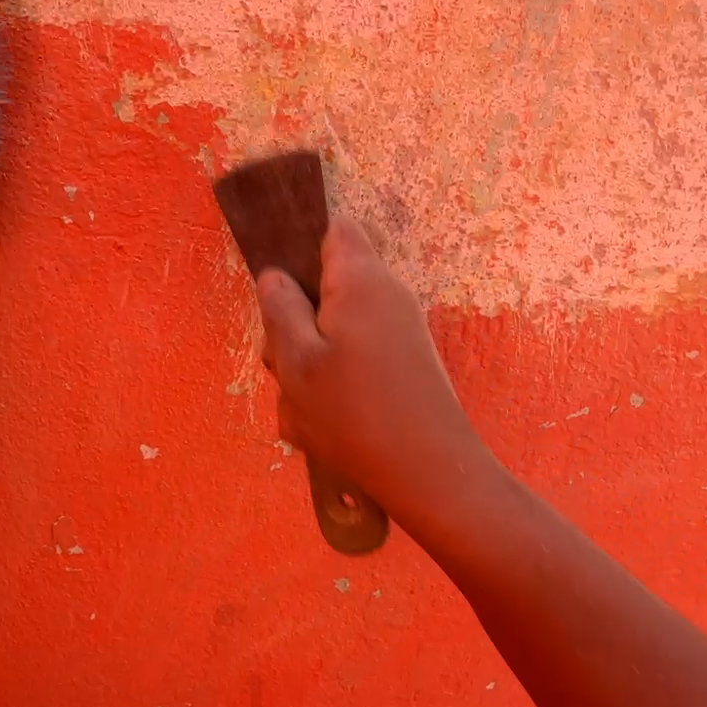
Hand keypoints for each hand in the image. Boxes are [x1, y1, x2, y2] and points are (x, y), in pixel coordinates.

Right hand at [254, 215, 490, 527]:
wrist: (432, 478)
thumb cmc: (356, 416)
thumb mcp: (297, 362)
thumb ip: (280, 310)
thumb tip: (274, 276)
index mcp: (361, 282)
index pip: (334, 229)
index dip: (300, 244)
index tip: (275, 284)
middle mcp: (386, 297)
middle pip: (326, 285)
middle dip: (295, 319)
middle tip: (284, 363)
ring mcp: (398, 333)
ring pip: (333, 329)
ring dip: (308, 361)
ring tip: (303, 405)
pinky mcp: (402, 366)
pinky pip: (352, 358)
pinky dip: (331, 383)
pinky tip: (321, 423)